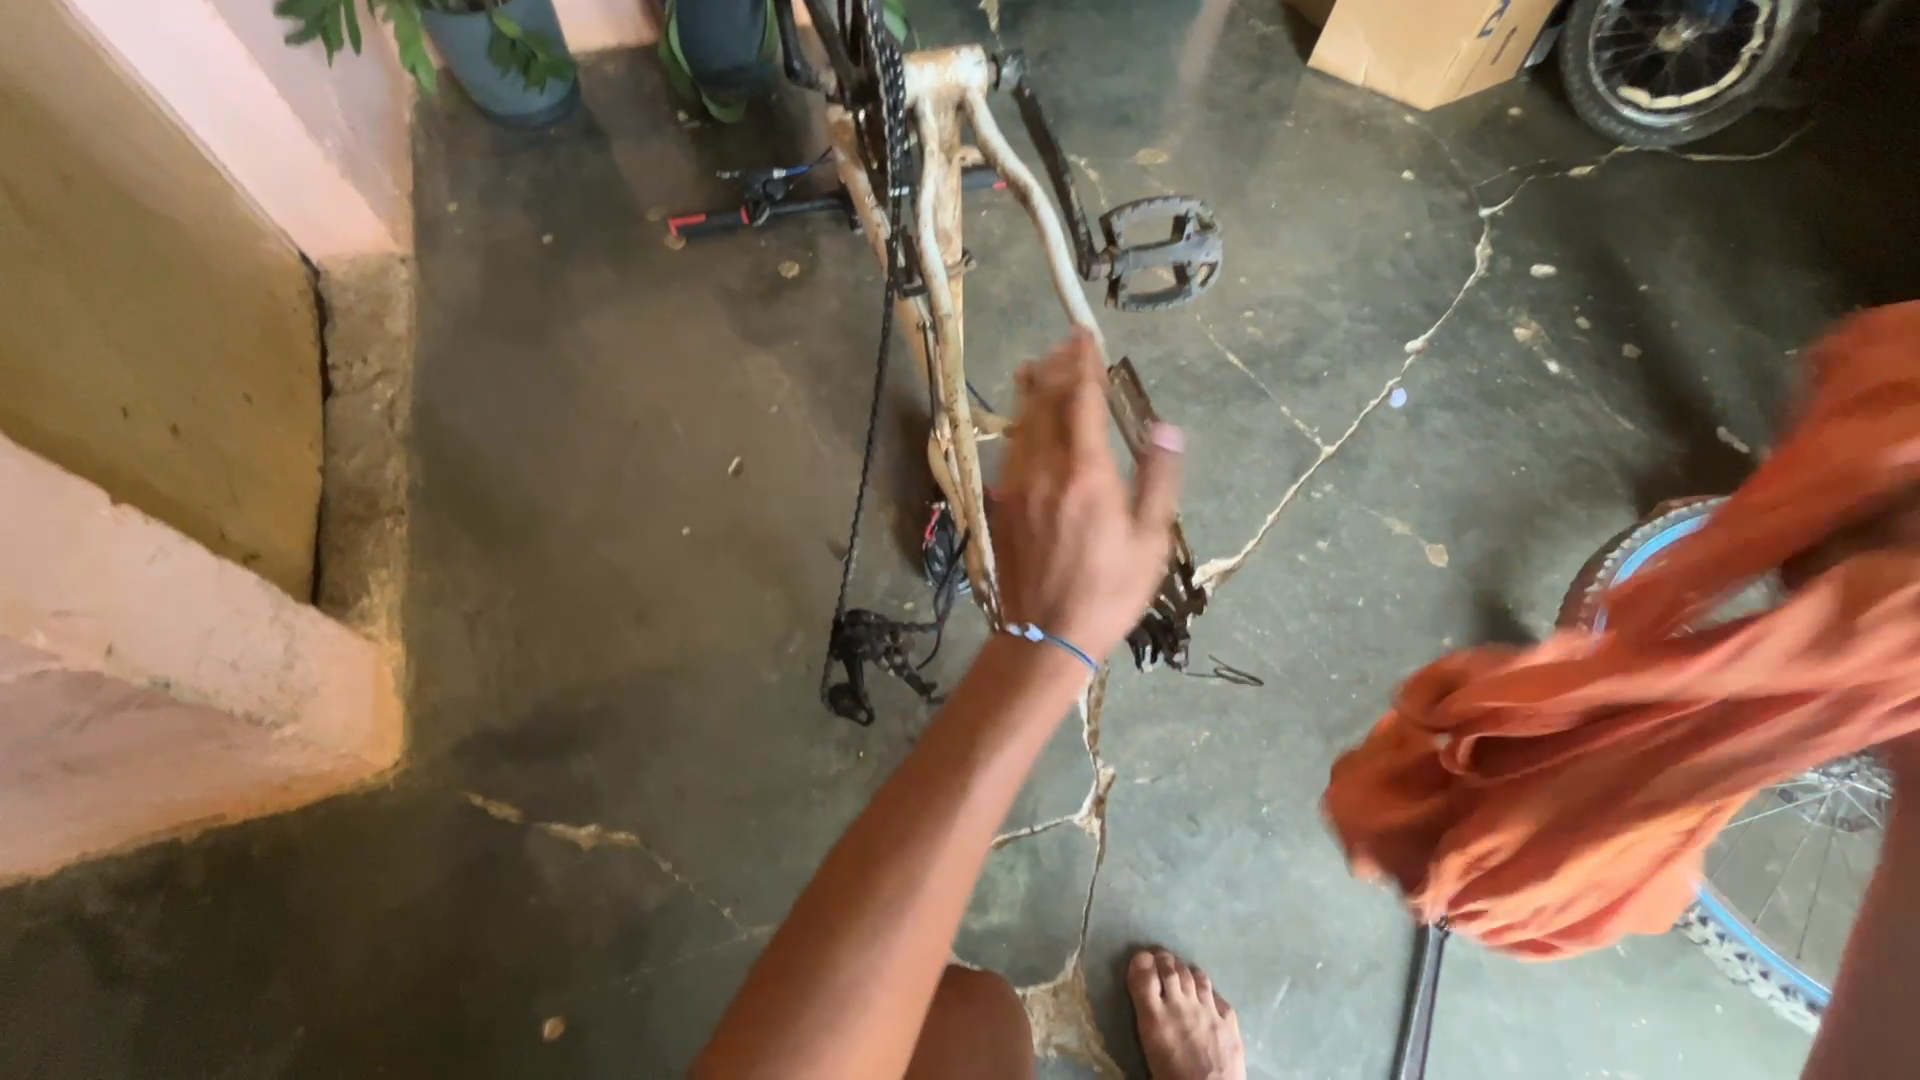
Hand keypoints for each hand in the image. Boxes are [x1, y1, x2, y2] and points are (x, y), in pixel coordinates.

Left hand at [992, 330, 1183, 660]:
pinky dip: (1020, 425)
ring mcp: (1015, 486)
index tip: (1085, 336)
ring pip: (1022, 424)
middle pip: (1045, 403)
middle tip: (1063, 343)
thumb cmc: (1108, 593)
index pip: (1082, 401)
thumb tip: (1166, 430)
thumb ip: (1157, 479)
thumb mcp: (1150, 542)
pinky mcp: (1000, 505)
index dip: (1083, 363)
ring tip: (1037, 365)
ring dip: (1032, 391)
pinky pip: (1011, 451)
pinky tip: (1025, 421)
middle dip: (1055, 368)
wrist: (1045, 635)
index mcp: (1087, 474)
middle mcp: (1045, 470)